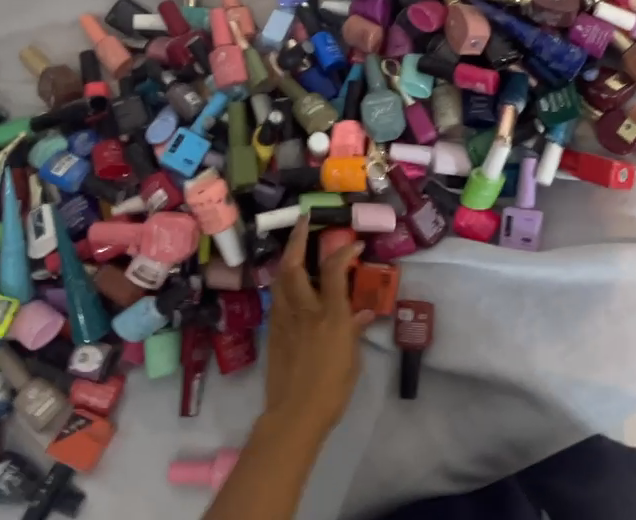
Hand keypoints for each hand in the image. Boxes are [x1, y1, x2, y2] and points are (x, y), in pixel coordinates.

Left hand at [262, 216, 375, 438]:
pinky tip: (289, 282)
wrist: (295, 414)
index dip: (344, 250)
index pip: (334, 270)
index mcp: (330, 315)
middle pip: (294, 265)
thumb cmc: (332, 389)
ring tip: (295, 245)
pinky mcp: (272, 331)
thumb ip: (355, 331)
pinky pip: (277, 298)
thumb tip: (363, 315)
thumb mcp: (353, 358)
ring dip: (287, 257)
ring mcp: (284, 319)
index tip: (355, 243)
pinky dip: (284, 282)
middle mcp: (304, 309)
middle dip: (298, 238)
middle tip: (304, 221)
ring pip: (280, 278)